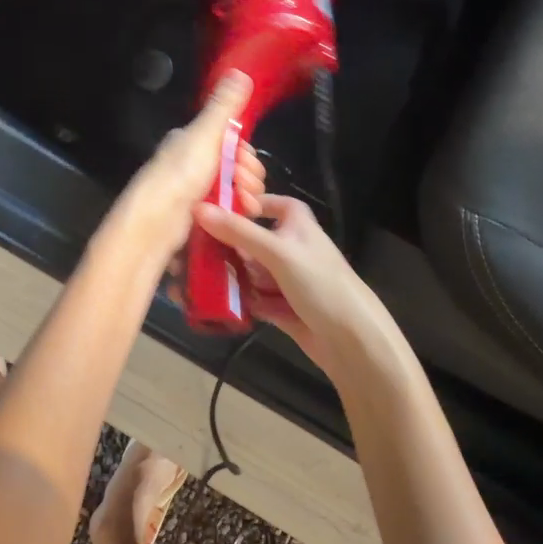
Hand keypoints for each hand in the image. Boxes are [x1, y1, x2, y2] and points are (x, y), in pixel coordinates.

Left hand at [101, 71, 261, 264]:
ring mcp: (195, 188)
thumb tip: (240, 72)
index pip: (231, 140)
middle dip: (248, 174)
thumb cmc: (180, 174)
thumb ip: (224, 106)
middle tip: (245, 185)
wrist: (156, 220)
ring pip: (234, 187)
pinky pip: (227, 207)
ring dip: (247, 193)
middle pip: (236, 164)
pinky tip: (240, 214)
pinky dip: (237, 209)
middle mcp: (193, 161)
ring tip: (245, 202)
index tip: (247, 163)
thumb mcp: (205, 134)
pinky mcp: (200, 213)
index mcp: (192, 139)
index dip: (245, 152)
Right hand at [193, 194, 378, 370]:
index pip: (258, 202)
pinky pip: (250, 296)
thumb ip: (237, 231)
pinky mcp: (279, 304)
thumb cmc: (320, 283)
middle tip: (189, 257)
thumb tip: (197, 208)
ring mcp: (283, 276)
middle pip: (245, 238)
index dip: (232, 206)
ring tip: (196, 284)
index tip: (198, 213)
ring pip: (245, 269)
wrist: (353, 341)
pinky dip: (236, 299)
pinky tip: (212, 304)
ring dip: (226, 277)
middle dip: (222, 249)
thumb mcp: (278, 251)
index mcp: (294, 219)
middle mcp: (287, 243)